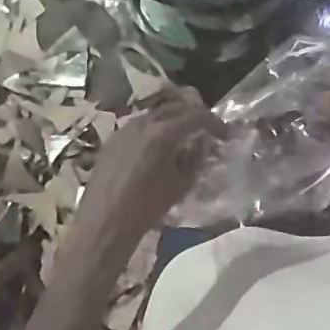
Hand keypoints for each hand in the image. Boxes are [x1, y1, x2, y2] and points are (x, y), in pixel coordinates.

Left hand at [71, 95, 224, 247]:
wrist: (104, 222)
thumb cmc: (147, 207)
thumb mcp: (181, 184)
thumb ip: (196, 158)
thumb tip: (203, 142)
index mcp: (164, 133)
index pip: (197, 116)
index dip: (215, 123)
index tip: (224, 135)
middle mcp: (143, 123)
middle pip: (175, 107)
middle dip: (194, 115)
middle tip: (206, 129)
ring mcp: (124, 129)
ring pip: (155, 113)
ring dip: (173, 120)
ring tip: (182, 137)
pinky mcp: (112, 139)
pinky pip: (139, 125)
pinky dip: (154, 129)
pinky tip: (157, 146)